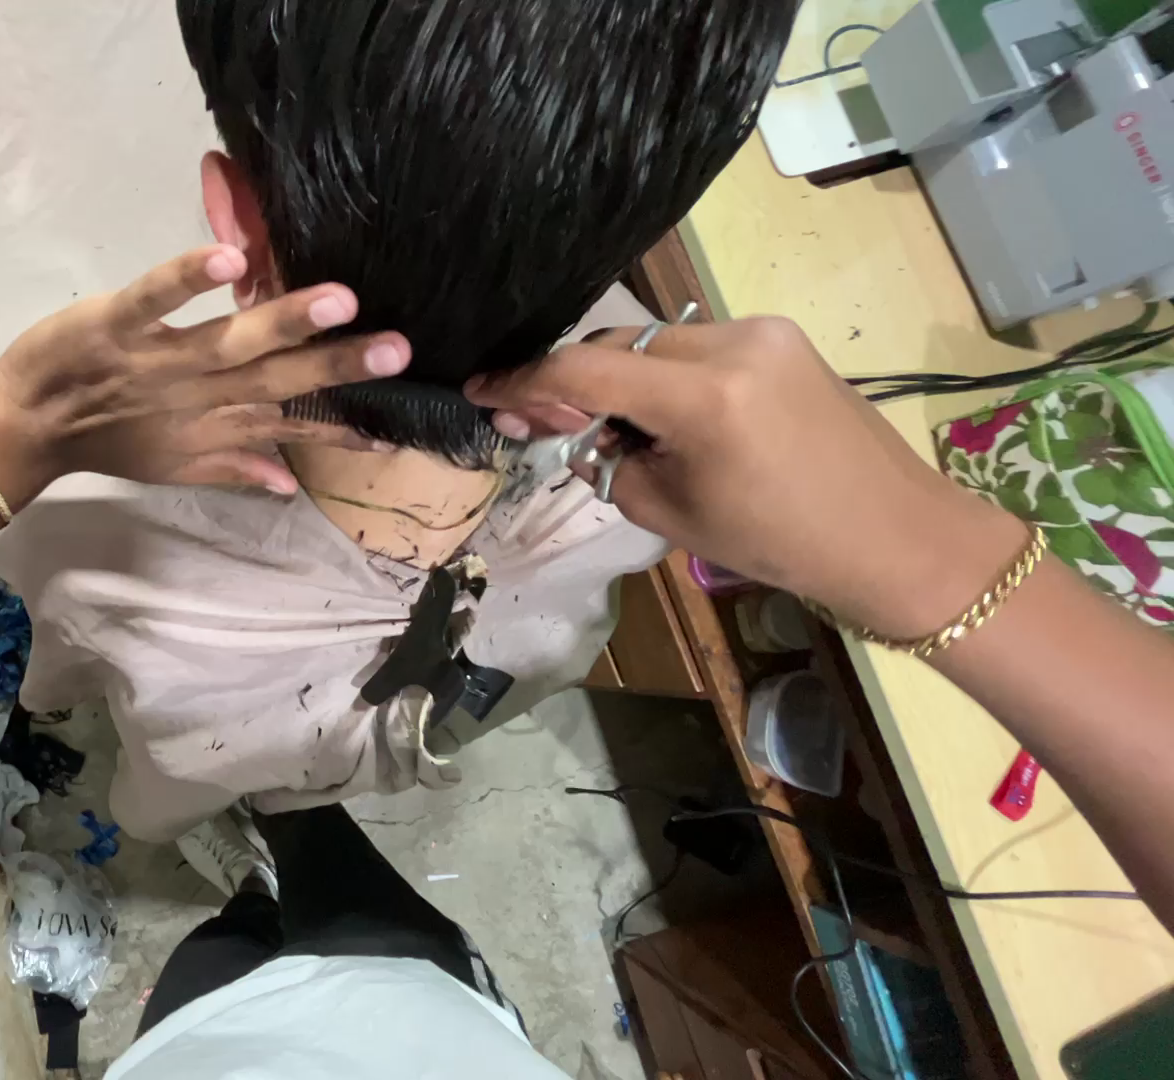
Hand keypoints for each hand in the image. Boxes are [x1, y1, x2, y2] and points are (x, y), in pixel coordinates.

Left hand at [0, 245, 409, 499]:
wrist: (25, 429)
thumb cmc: (105, 442)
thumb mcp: (174, 467)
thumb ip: (234, 470)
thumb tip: (291, 484)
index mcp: (212, 427)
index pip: (286, 427)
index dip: (337, 433)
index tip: (393, 433)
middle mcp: (197, 395)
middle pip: (274, 379)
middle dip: (336, 366)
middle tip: (398, 350)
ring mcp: (158, 359)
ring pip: (228, 340)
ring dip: (282, 321)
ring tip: (340, 302)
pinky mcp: (114, 325)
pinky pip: (155, 298)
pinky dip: (188, 279)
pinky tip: (231, 260)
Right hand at [466, 317, 1029, 636]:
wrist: (892, 533)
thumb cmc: (772, 540)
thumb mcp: (662, 509)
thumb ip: (602, 458)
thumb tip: (564, 425)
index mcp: (704, 398)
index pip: (582, 371)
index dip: (520, 381)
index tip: (480, 392)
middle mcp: (732, 344)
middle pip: (610, 346)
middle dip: (562, 381)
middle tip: (533, 421)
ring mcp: (760, 331)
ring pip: (645, 341)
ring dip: (607, 377)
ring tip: (592, 423)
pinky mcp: (776, 336)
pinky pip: (684, 346)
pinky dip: (649, 374)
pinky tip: (646, 412)